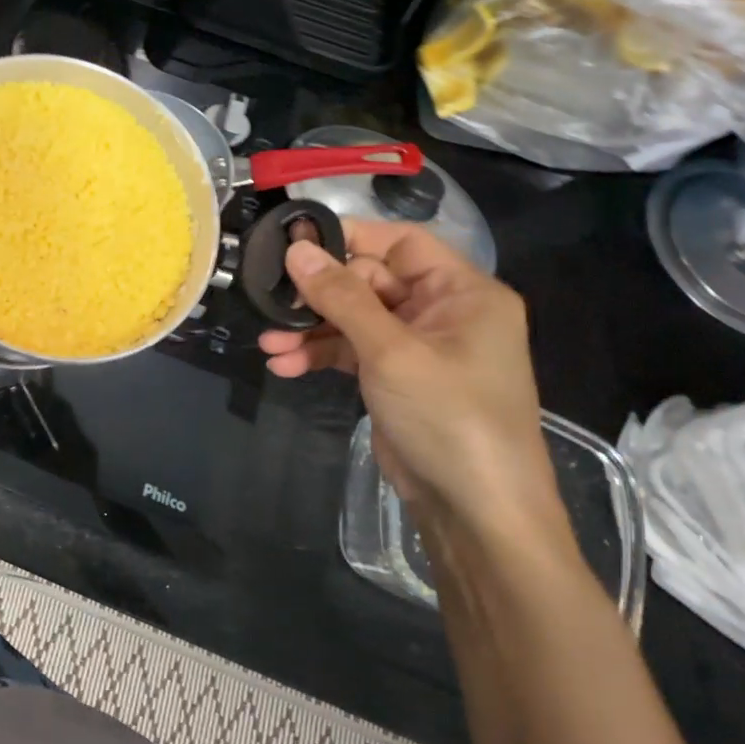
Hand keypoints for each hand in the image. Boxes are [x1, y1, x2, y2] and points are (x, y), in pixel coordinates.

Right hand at [258, 220, 564, 538]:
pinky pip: (349, 350)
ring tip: (269, 345)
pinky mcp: (395, 377)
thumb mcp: (390, 351)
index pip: (400, 243)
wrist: (476, 506)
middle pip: (368, 281)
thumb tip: (296, 249)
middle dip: (317, 295)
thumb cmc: (449, 415)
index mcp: (463, 293)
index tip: (291, 241)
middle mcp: (443, 312)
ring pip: (351, 318)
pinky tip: (284, 366)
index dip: (348, 237)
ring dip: (309, 329)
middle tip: (269, 303)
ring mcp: (418, 347)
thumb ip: (341, 297)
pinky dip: (318, 355)